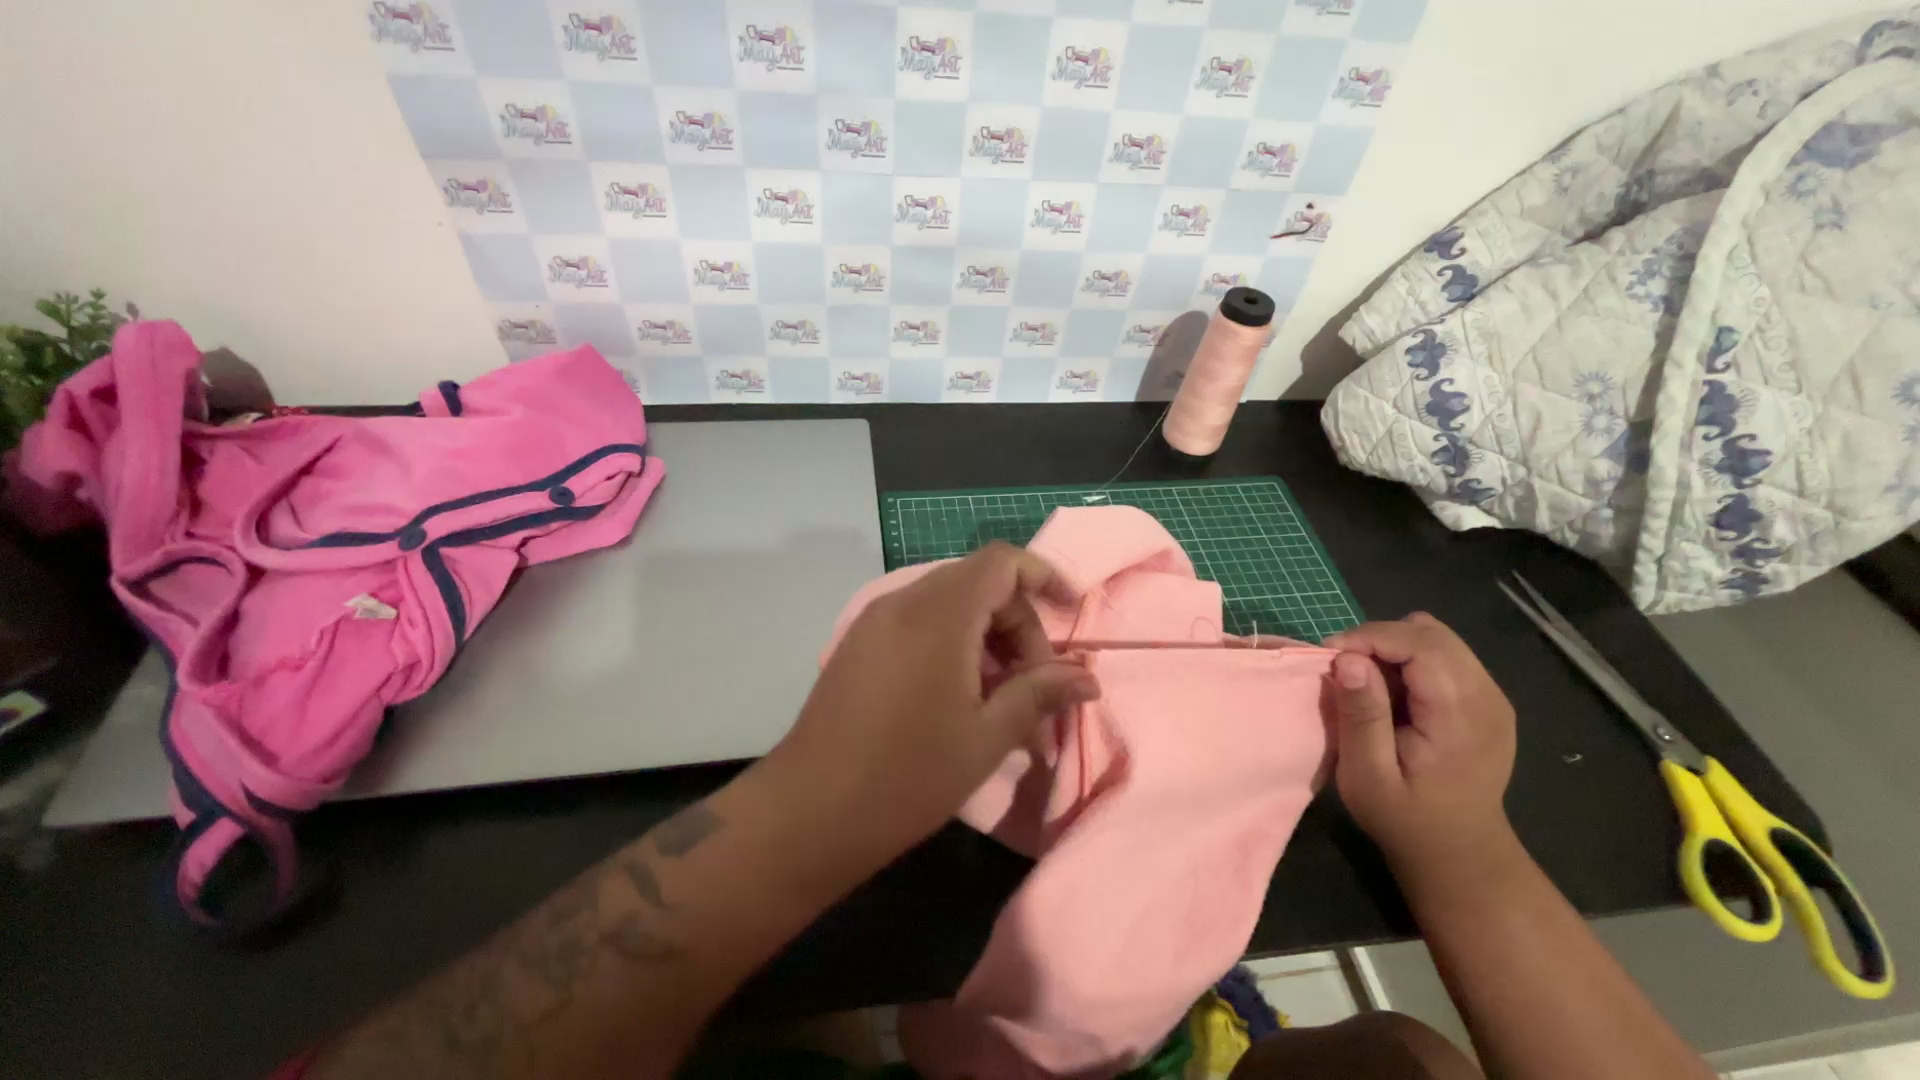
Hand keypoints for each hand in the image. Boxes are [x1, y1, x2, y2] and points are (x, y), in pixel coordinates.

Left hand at [767, 542, 1099, 849]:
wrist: (810, 811)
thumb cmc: (908, 775)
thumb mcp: (987, 737)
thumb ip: (1039, 694)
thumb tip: (1087, 677)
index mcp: (939, 614)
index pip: (1001, 562)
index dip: (1043, 577)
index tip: (1070, 614)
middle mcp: (903, 603)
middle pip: (977, 582)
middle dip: (1017, 623)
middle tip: (1036, 686)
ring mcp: (873, 623)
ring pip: (947, 604)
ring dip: (986, 637)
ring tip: (1002, 699)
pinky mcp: (857, 646)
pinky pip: (917, 622)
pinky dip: (951, 644)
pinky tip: (958, 699)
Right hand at [1324, 613, 1517, 875]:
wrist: (1459, 853)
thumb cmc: (1404, 819)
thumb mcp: (1367, 776)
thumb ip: (1361, 716)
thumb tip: (1348, 659)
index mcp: (1460, 717)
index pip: (1420, 644)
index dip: (1369, 637)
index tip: (1329, 656)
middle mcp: (1487, 697)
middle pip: (1432, 633)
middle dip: (1379, 639)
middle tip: (1344, 669)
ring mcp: (1493, 697)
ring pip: (1440, 639)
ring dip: (1395, 648)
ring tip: (1368, 682)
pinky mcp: (1488, 701)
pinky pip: (1448, 656)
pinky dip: (1412, 661)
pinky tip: (1395, 695)